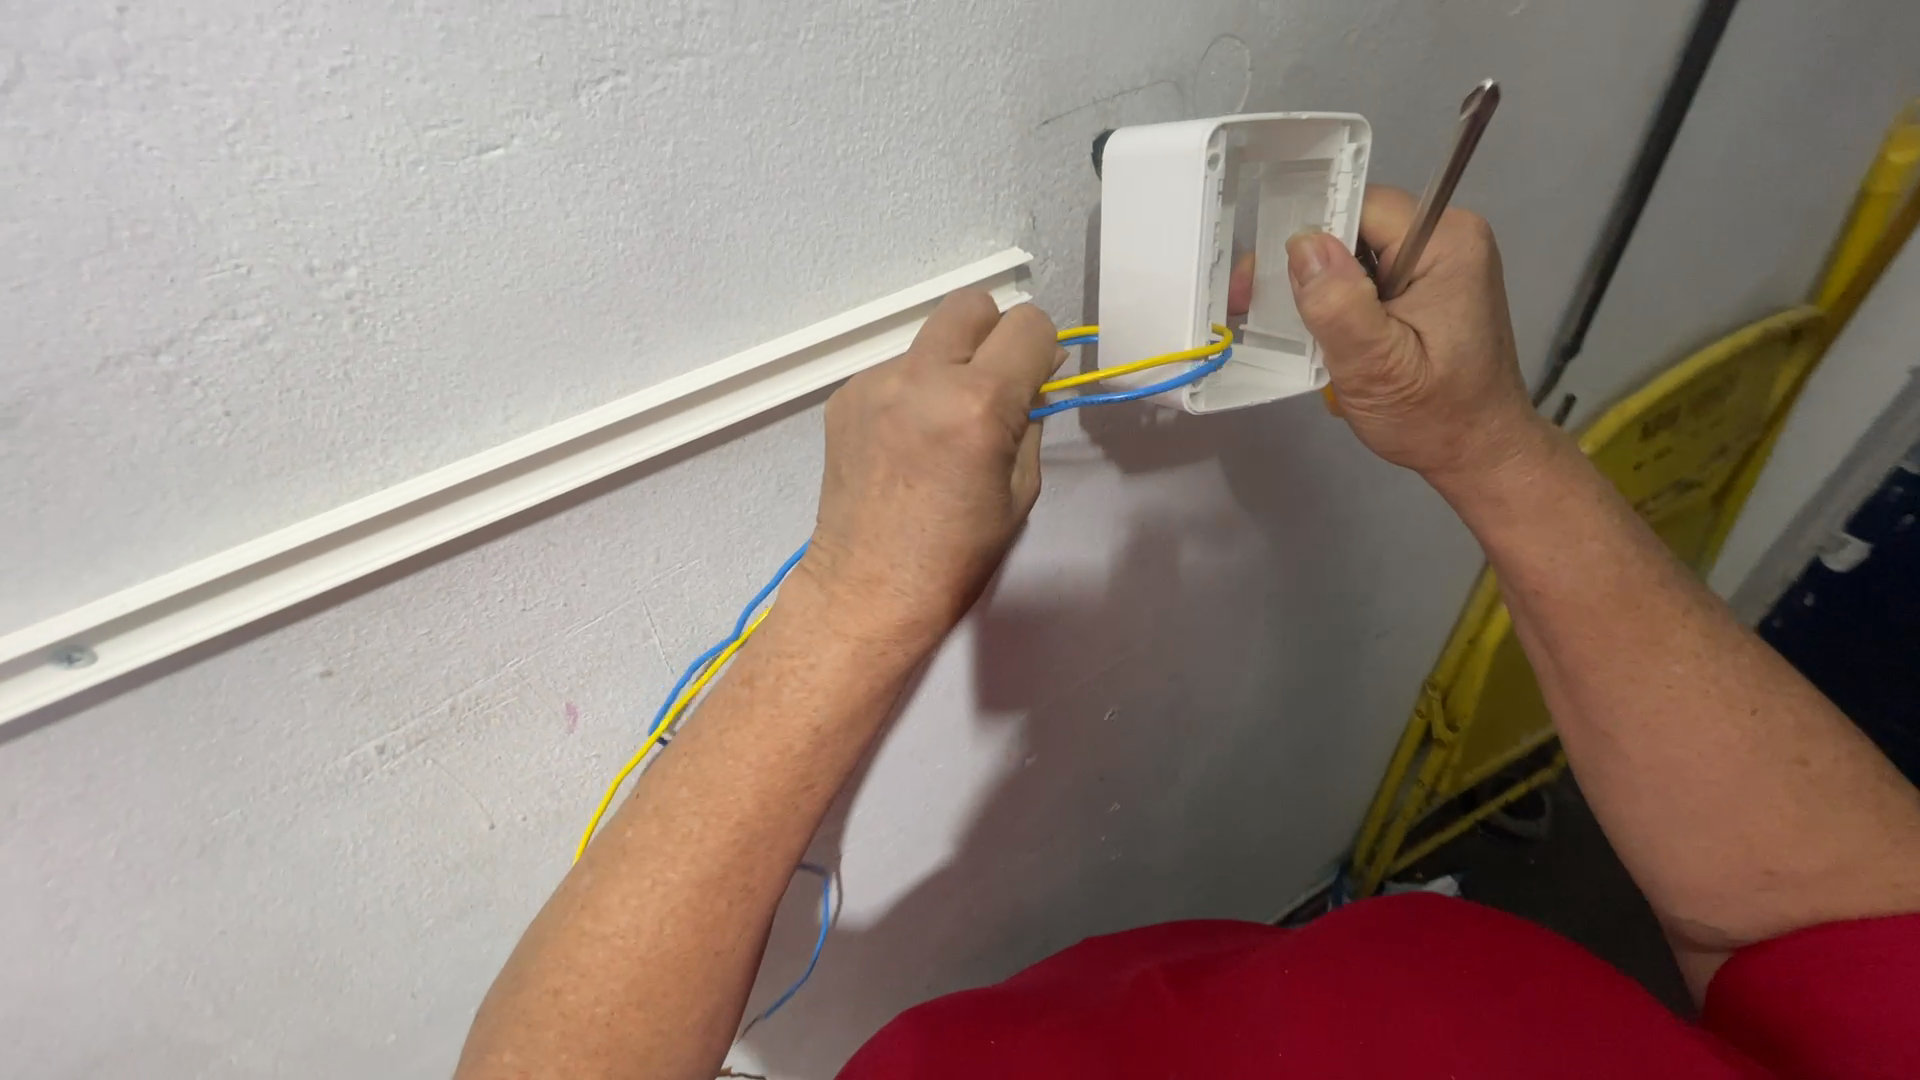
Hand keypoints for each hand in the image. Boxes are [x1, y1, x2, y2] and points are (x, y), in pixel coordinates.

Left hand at [796, 290, 1061, 650]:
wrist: (867, 589)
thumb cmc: (958, 555)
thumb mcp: (1020, 489)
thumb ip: (1031, 418)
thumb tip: (1038, 373)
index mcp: (977, 404)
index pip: (1029, 324)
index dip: (1041, 350)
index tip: (1034, 381)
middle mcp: (922, 377)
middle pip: (972, 304)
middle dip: (993, 336)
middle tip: (990, 388)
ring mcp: (874, 383)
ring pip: (929, 338)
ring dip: (948, 365)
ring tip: (939, 426)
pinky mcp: (844, 398)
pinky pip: (895, 371)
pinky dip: (912, 392)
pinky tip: (904, 443)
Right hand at [1283, 186, 1544, 482]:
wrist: (1476, 451)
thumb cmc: (1430, 415)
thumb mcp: (1375, 365)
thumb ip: (1338, 304)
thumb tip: (1302, 245)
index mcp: (1445, 243)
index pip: (1360, 207)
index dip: (1307, 237)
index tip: (1263, 279)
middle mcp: (1447, 238)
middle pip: (1355, 226)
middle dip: (1304, 265)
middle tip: (1256, 306)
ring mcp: (1438, 263)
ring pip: (1355, 253)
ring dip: (1317, 289)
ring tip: (1288, 328)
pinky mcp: (1426, 288)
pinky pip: (1367, 277)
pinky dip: (1336, 303)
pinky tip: (1321, 335)